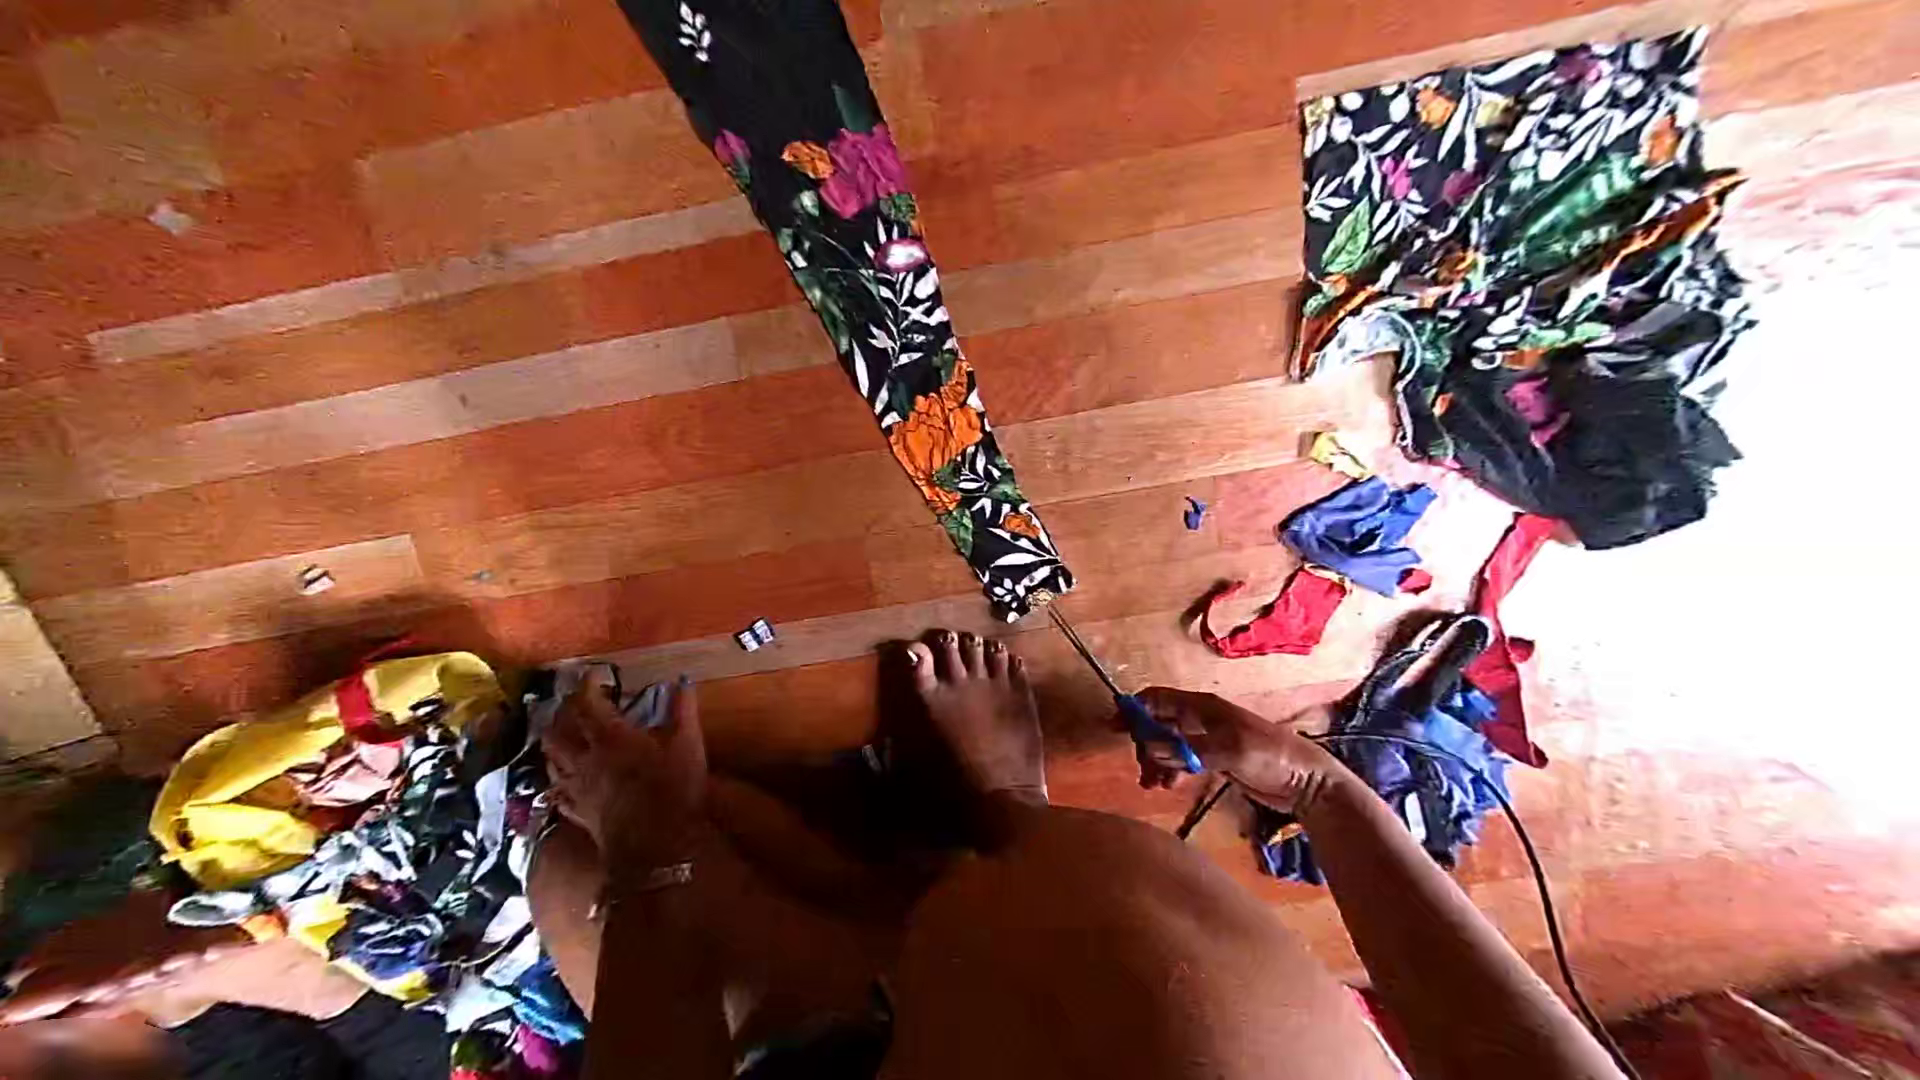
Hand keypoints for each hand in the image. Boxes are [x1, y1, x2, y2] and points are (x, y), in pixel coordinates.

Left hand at [544, 670, 707, 868]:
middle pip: (559, 729)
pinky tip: (563, 773)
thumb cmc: (673, 787)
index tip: (593, 675)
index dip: (587, 686)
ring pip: (550, 756)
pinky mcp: (575, 809)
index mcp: (611, 737)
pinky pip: (555, 787)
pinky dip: (556, 773)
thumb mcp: (687, 742)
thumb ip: (682, 708)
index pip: (588, 704)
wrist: (654, 843)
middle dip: (562, 711)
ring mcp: (576, 786)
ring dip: (554, 738)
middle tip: (573, 701)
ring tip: (562, 730)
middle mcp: (585, 757)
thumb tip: (681, 679)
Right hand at [1132, 687, 1349, 813]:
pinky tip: (1167, 785)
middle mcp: (1199, 719)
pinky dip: (1170, 770)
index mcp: (1202, 707)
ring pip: (1167, 744)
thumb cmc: (1269, 756)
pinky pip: (1180, 760)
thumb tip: (1151, 749)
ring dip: (1156, 761)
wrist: (1307, 782)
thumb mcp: (1228, 751)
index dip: (1134, 708)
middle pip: (1157, 723)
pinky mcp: (1213, 759)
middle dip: (1145, 742)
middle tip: (1143, 768)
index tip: (1114, 726)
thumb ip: (1188, 751)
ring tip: (1153, 783)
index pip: (1157, 699)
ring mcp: (1205, 740)